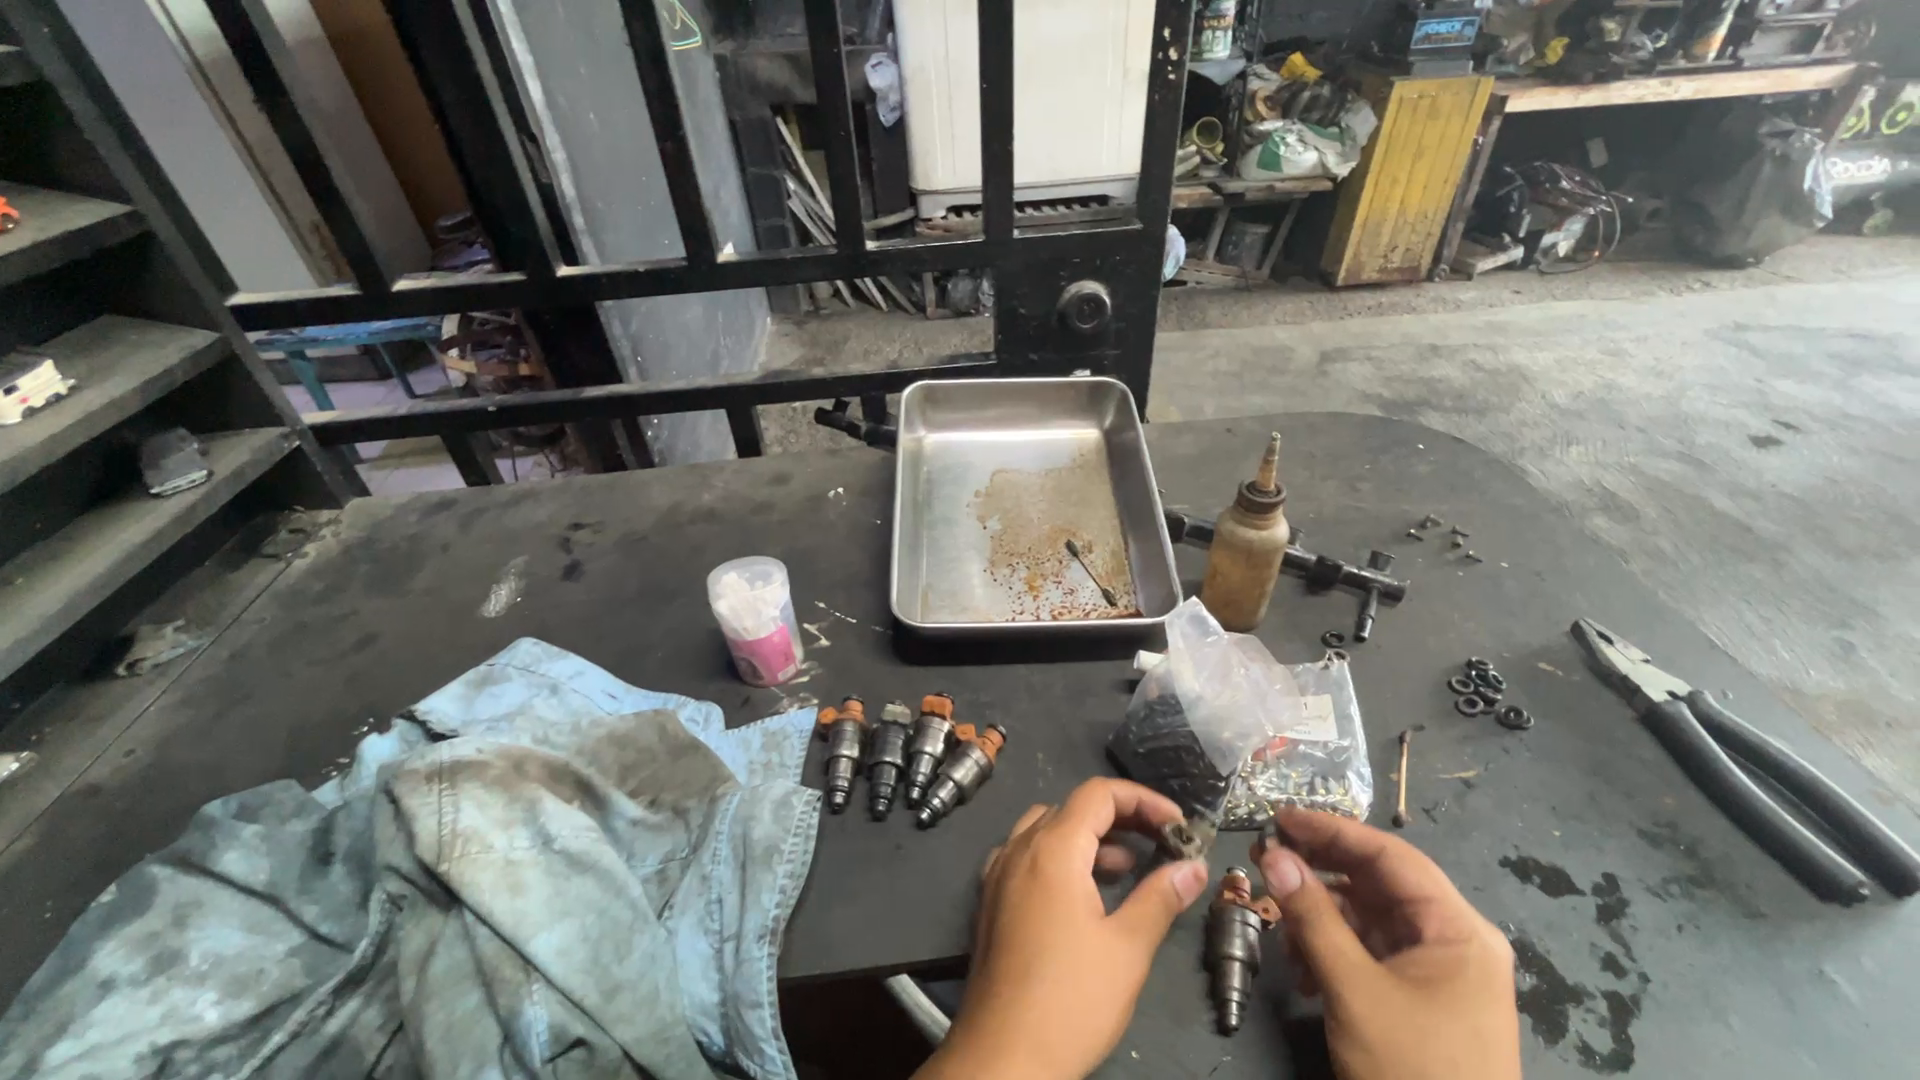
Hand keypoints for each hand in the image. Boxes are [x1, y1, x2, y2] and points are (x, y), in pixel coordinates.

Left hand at [916, 778, 1210, 1079]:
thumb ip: (1160, 898)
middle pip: (1071, 807)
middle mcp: (1018, 849)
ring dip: (1088, 837)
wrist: (1002, 1056)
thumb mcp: (1127, 948)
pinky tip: (1081, 892)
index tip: (1178, 824)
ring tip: (1127, 868)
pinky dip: (1058, 857)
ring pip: (1045, 830)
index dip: (1142, 799)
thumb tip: (1194, 866)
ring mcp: (998, 874)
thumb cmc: (1070, 1000)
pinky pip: (1025, 856)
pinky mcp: (990, 901)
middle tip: (1160, 842)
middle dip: (1120, 817)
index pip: (1098, 794)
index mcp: (1052, 849)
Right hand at [1255, 808, 1520, 1079]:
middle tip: (1266, 859)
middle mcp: (1454, 939)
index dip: (1332, 830)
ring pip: (1369, 917)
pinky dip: (1333, 950)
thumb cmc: (1411, 1070)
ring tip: (1281, 932)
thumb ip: (1313, 917)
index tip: (1280, 817)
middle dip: (1320, 873)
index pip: (1391, 856)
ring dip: (1321, 917)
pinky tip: (1302, 970)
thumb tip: (1272, 854)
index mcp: (1458, 929)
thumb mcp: (1354, 991)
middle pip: (1379, 883)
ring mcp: (1439, 970)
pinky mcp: (1420, 996)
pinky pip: (1371, 951)